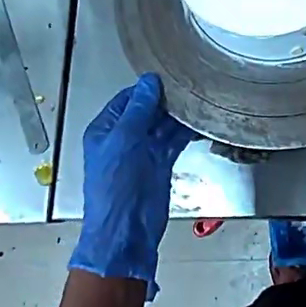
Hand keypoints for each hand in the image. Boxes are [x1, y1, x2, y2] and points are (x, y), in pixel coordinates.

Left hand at [71, 73, 196, 299]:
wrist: (126, 231)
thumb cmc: (115, 188)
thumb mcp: (124, 140)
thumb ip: (138, 110)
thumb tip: (149, 82)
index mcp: (106, 130)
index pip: (128, 99)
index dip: (147, 88)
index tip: (168, 76)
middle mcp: (124, 138)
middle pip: (147, 109)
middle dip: (166, 99)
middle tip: (190, 84)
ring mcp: (143, 151)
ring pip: (163, 124)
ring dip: (178, 114)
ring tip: (198, 98)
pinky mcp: (160, 164)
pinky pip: (174, 141)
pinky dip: (186, 131)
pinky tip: (199, 121)